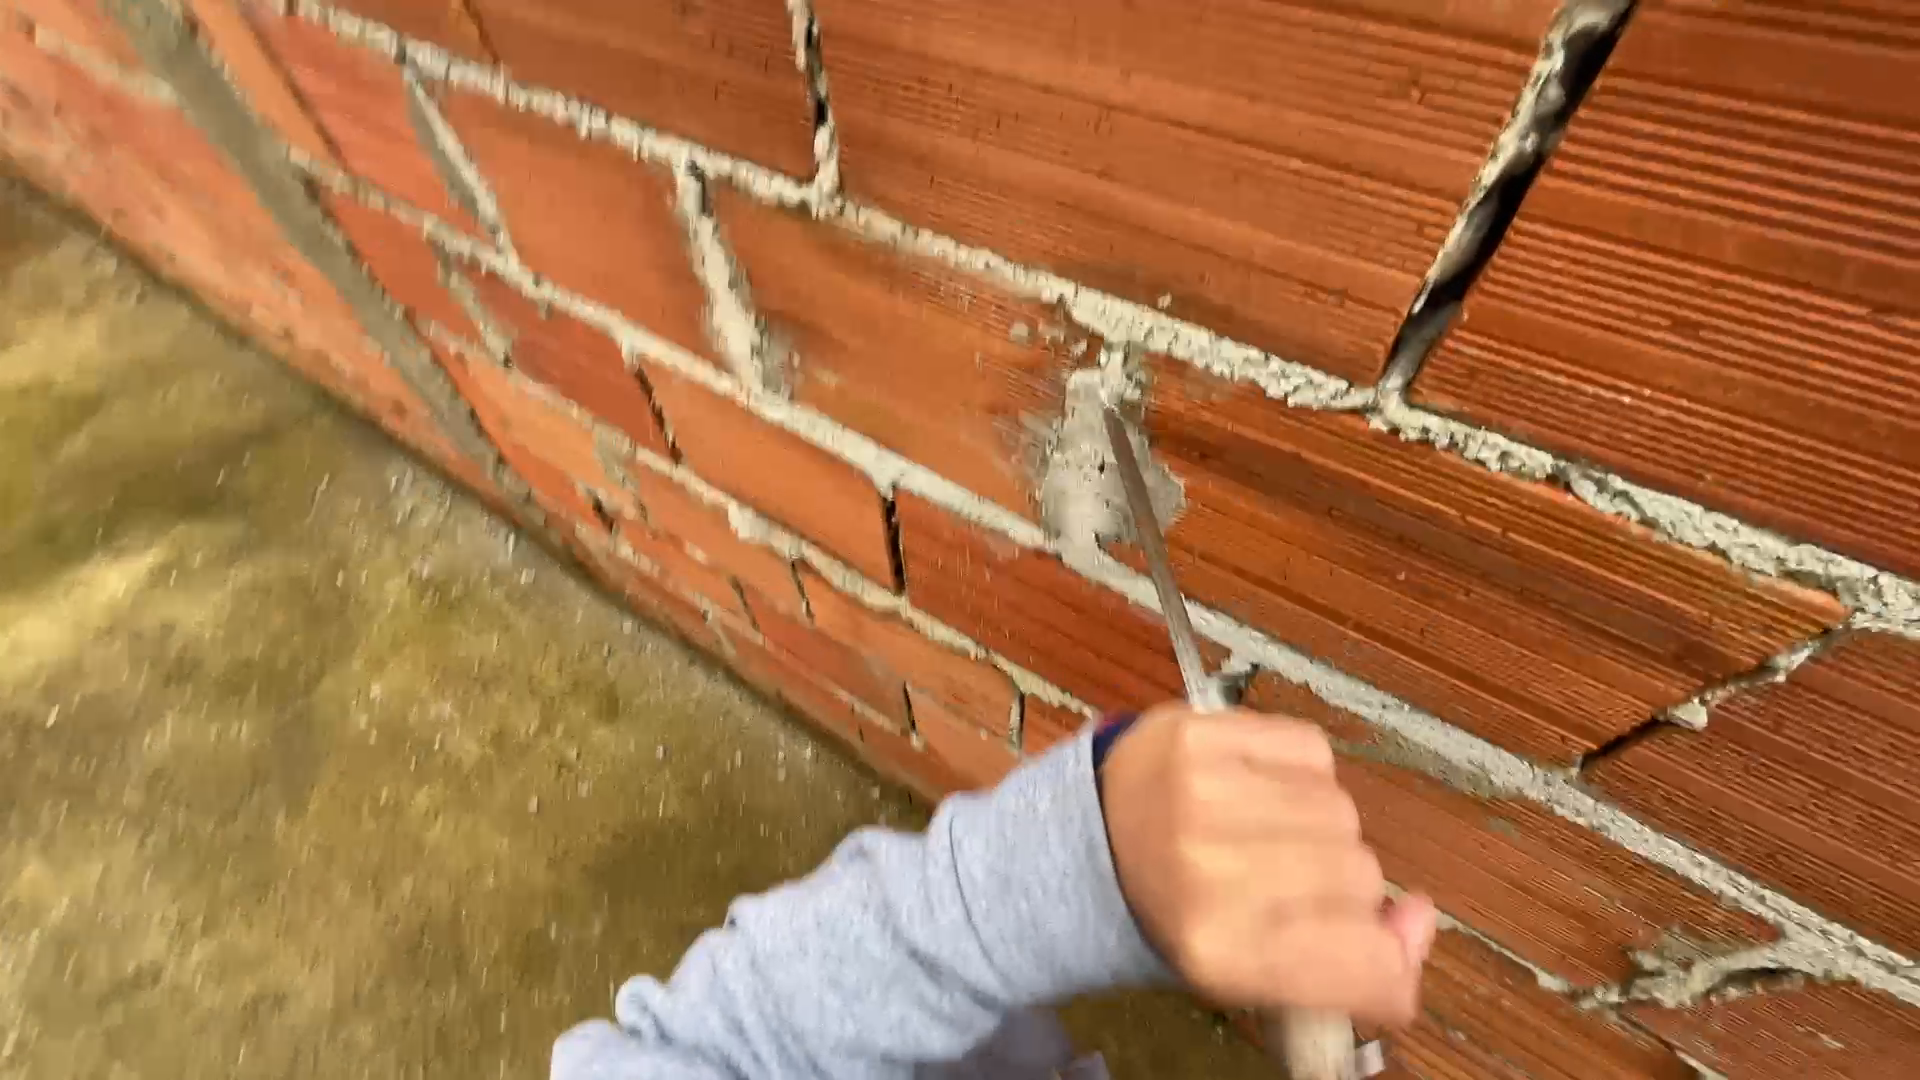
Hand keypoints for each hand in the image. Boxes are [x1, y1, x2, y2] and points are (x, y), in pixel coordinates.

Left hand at [1099, 704, 1436, 1024]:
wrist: (1088, 829)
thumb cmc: (1170, 906)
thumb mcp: (1245, 966)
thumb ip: (1349, 964)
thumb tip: (1422, 914)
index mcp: (1220, 952)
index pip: (1370, 966)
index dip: (1382, 959)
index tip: (1357, 944)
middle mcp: (1210, 871)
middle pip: (1360, 875)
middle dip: (1339, 883)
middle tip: (1284, 877)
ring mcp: (1202, 791)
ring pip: (1341, 808)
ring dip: (1321, 823)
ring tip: (1267, 827)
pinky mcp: (1199, 731)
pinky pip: (1311, 747)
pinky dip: (1302, 768)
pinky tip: (1261, 782)